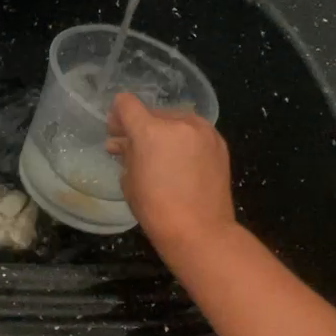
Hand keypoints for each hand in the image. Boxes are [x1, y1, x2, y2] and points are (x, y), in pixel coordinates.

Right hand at [106, 93, 239, 258]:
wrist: (201, 232)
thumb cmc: (156, 209)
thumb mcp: (129, 179)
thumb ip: (126, 152)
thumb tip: (123, 143)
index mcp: (150, 131)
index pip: (126, 103)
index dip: (117, 115)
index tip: (117, 133)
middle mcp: (178, 123)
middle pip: (151, 112)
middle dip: (140, 127)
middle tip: (135, 148)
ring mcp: (203, 130)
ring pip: (174, 120)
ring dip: (163, 132)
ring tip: (160, 156)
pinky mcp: (219, 142)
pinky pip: (193, 131)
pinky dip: (183, 139)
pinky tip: (181, 161)